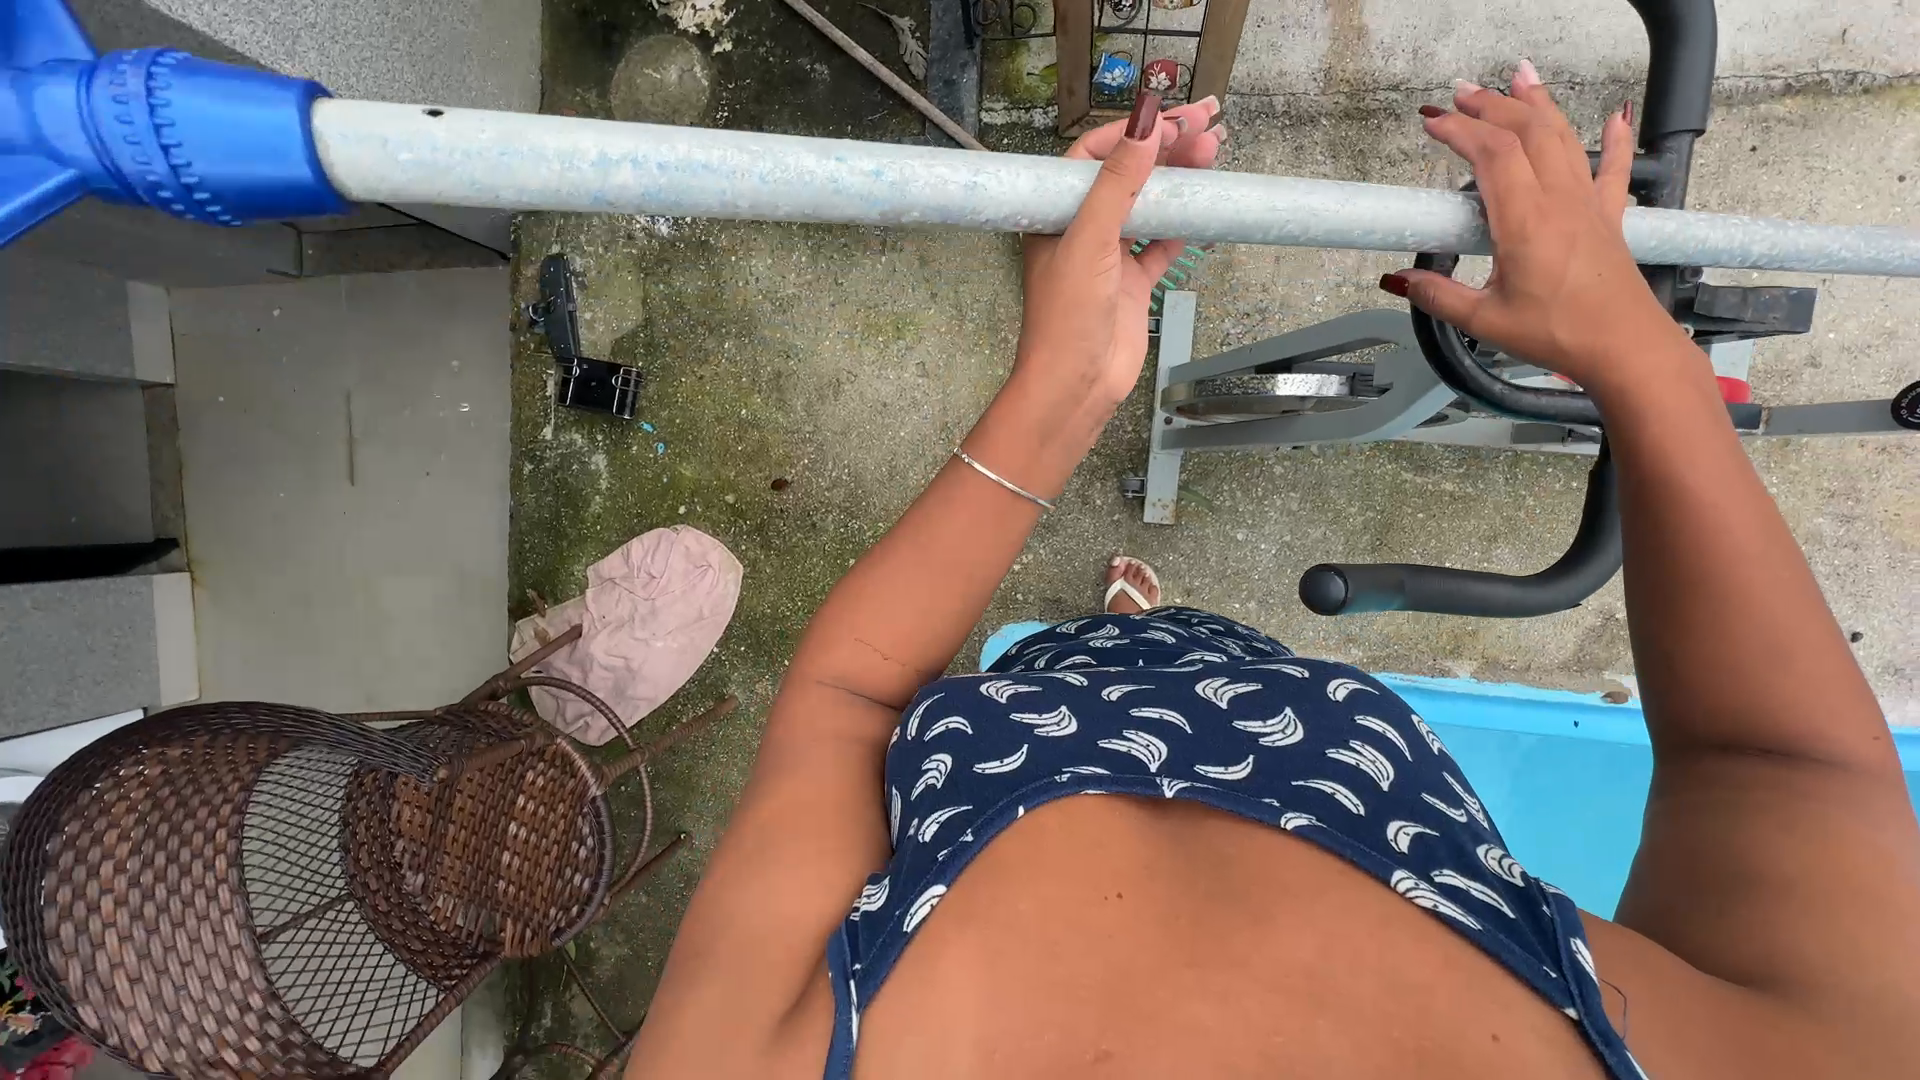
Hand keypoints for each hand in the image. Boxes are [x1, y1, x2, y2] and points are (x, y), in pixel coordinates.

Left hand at [1015, 92, 1225, 406]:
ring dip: (1179, 184)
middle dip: (1165, 151)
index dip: (1132, 134)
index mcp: (1056, 215)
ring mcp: (1109, 259)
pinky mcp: (1133, 285)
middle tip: (1209, 128)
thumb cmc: (1069, 313)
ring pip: (1148, 209)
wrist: (1076, 384)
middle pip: (1127, 178)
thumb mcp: (1089, 239)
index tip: (1172, 121)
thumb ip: (1118, 182)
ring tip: (1215, 156)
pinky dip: (1183, 228)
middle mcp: (1081, 231)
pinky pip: (1161, 246)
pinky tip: (1208, 207)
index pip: (1093, 157)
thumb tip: (1146, 121)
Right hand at [1383, 60, 1688, 390]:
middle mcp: (1560, 201)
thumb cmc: (1556, 333)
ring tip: (1518, 78)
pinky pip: (1613, 166)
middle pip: (1528, 133)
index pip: (1492, 157)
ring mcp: (1588, 204)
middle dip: (1492, 106)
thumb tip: (1397, 280)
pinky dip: (1614, 136)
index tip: (1433, 121)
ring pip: (1564, 137)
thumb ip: (1437, 295)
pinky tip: (1614, 115)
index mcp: (1526, 222)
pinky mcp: (1607, 216)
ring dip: (1538, 105)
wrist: (1623, 344)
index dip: (1461, 131)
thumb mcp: (1482, 320)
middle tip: (1461, 93)